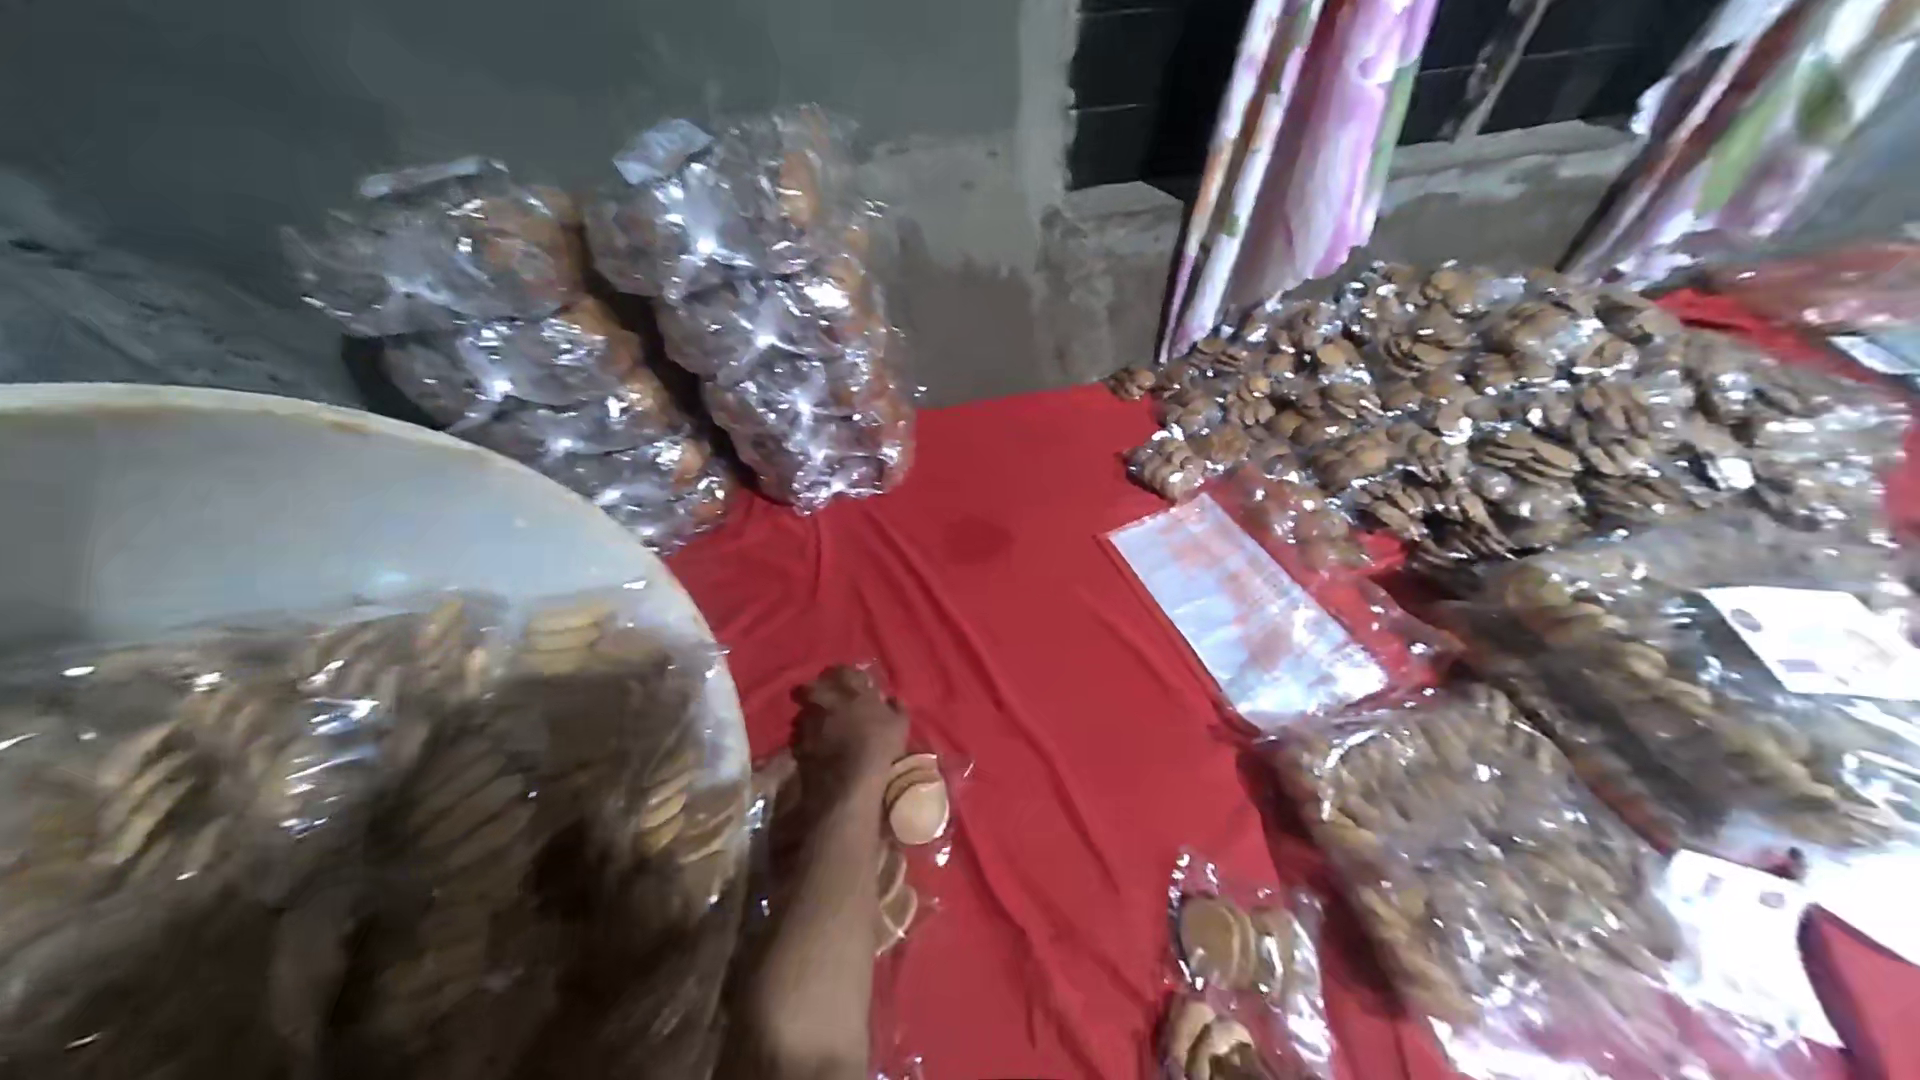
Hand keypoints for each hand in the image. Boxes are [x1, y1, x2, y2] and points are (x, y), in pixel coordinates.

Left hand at [793, 665, 908, 786]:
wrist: (846, 781)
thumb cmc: (878, 746)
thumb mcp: (900, 725)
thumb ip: (896, 706)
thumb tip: (891, 698)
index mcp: (849, 688)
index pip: (844, 670)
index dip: (847, 676)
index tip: (853, 686)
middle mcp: (823, 697)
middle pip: (813, 685)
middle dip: (818, 691)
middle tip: (829, 702)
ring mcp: (806, 719)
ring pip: (803, 709)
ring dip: (810, 713)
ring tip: (821, 726)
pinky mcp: (795, 741)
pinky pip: (799, 733)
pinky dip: (805, 736)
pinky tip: (815, 746)